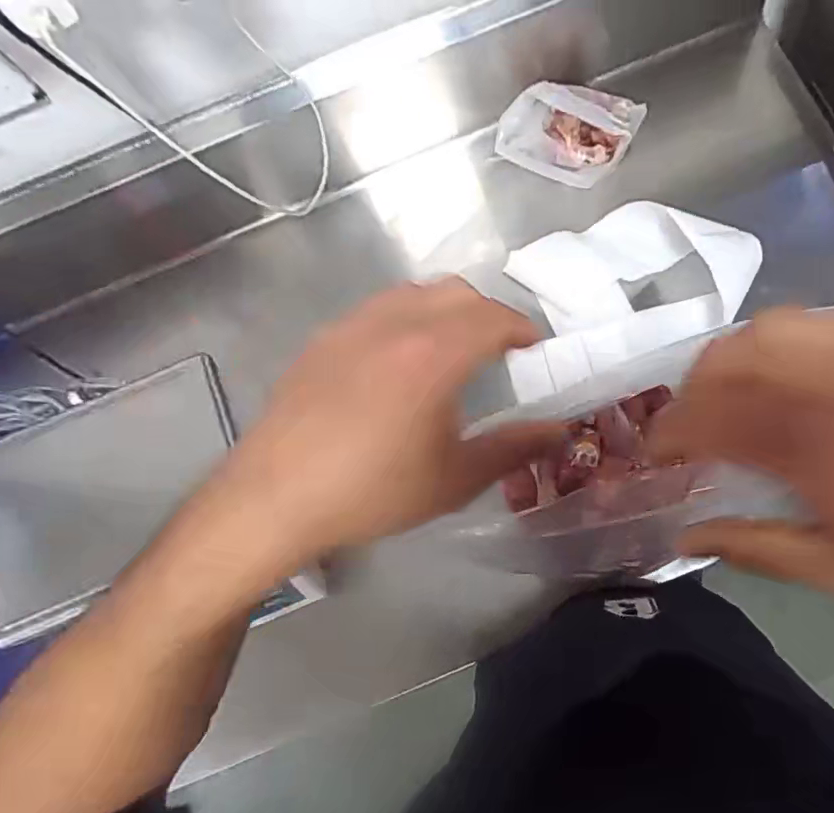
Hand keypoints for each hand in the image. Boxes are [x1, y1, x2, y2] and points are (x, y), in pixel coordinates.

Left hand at [214, 280, 563, 558]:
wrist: (277, 498)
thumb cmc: (374, 492)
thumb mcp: (453, 480)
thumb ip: (512, 449)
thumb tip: (556, 430)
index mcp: (433, 354)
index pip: (494, 317)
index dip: (524, 331)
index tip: (535, 355)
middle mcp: (393, 324)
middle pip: (456, 293)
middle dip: (488, 317)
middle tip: (497, 358)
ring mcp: (351, 327)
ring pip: (412, 294)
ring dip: (444, 314)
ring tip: (448, 359)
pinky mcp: (321, 341)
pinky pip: (376, 312)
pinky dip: (404, 323)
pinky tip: (395, 370)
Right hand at [647, 309, 833, 615]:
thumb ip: (756, 549)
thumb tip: (686, 536)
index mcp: (821, 446)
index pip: (712, 419)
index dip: (669, 433)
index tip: (654, 456)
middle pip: (729, 359)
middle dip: (688, 391)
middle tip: (686, 431)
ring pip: (769, 329)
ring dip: (728, 363)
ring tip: (728, 403)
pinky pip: (816, 326)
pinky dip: (776, 350)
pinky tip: (786, 387)